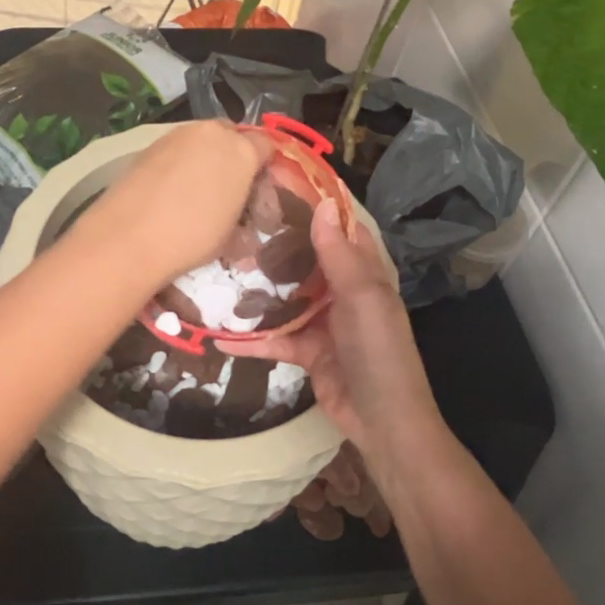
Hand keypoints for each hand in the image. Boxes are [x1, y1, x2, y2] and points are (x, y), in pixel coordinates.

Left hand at [67, 120, 272, 288]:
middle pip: (231, 134)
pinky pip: (176, 148)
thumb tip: (242, 218)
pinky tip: (169, 189)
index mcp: (242, 151)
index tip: (258, 187)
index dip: (264, 165)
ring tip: (195, 190)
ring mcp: (177, 134)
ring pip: (201, 139)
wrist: (129, 236)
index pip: (265, 145)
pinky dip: (178, 162)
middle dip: (233, 155)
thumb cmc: (192, 237)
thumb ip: (243, 212)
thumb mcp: (231, 234)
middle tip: (227, 187)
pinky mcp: (149, 144)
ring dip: (204, 157)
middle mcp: (211, 132)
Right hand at [223, 200, 445, 465]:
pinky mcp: (307, 351)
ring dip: (258, 287)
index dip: (314, 202)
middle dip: (275, 242)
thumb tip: (324, 203)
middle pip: (305, 257)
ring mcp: (323, 321)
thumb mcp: (362, 299)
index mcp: (363, 272)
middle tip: (235, 221)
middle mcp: (342, 290)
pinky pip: (274, 339)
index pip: (338, 226)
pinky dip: (250, 339)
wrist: (385, 424)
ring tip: (220, 268)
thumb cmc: (380, 353)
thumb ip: (339, 255)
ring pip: (285, 295)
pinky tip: (219, 337)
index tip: (278, 180)